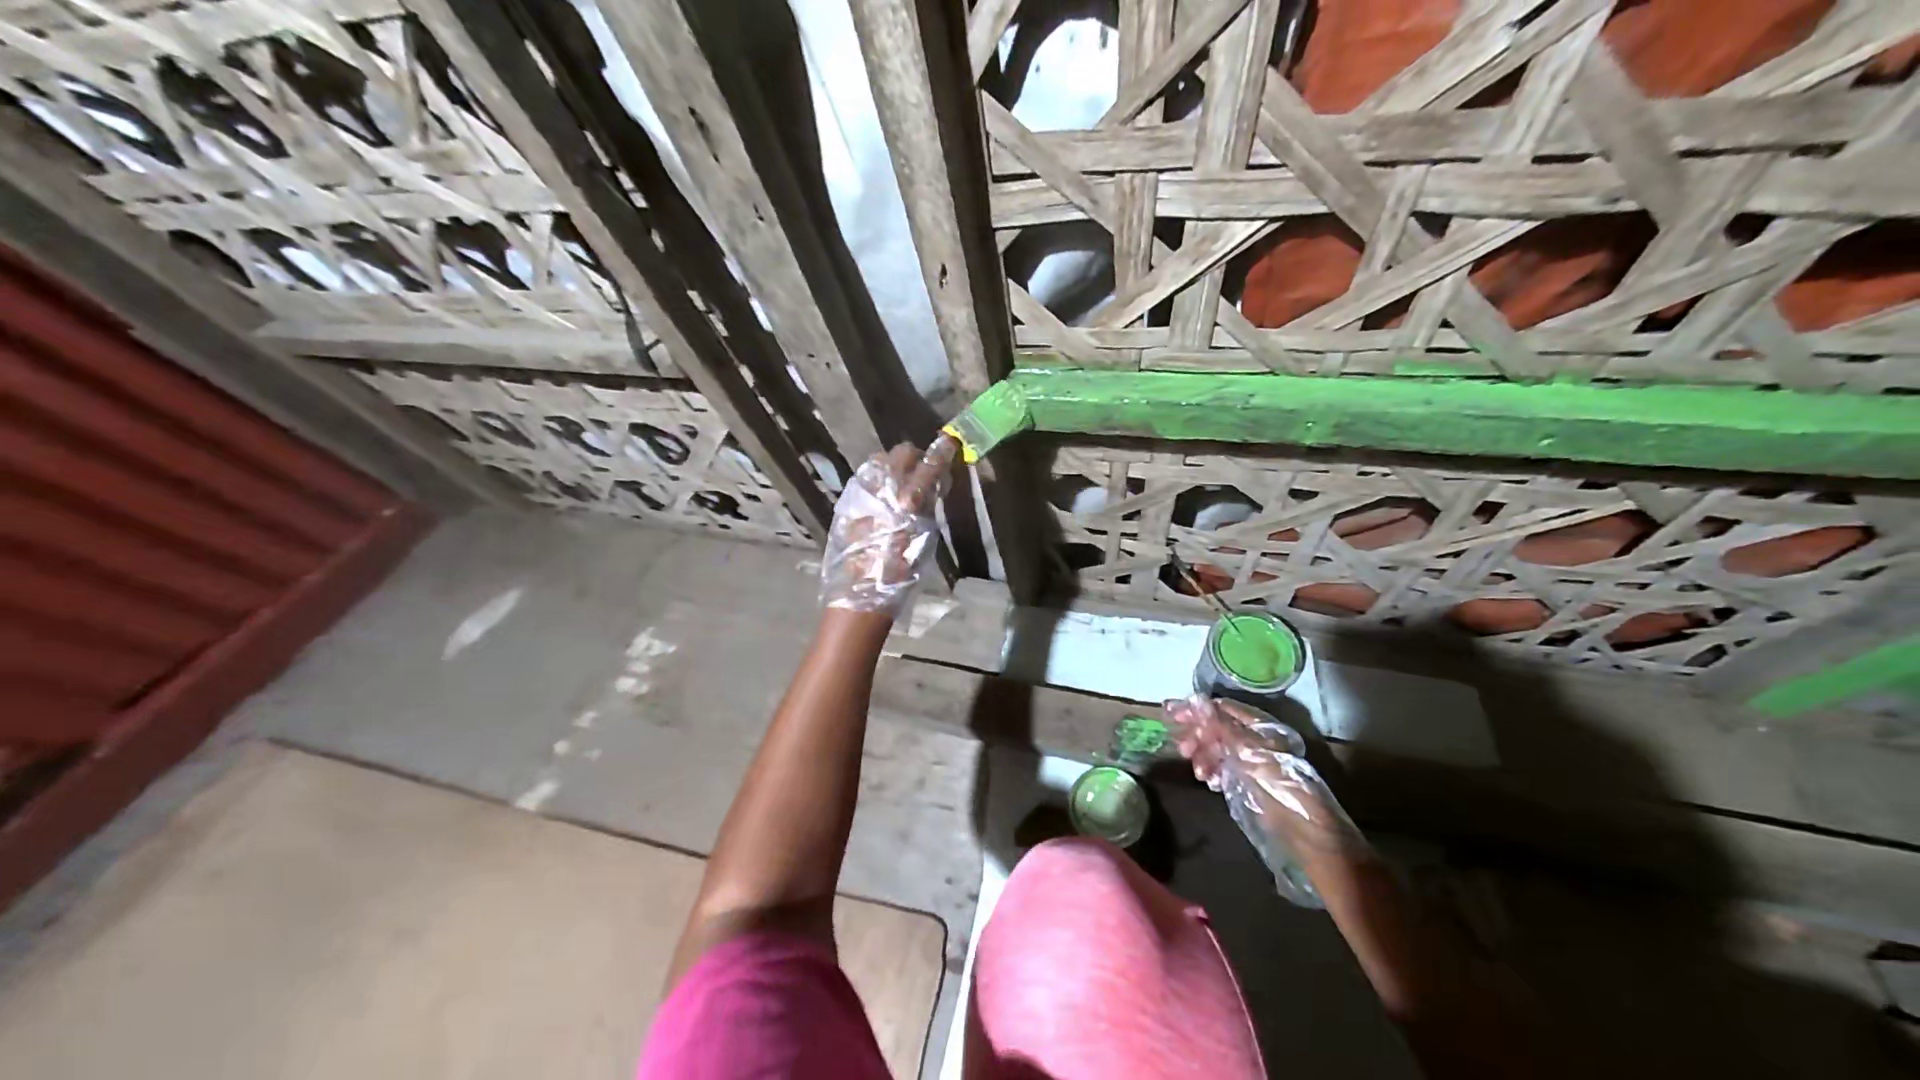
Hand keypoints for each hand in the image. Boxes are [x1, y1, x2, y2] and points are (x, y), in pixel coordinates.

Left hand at [818, 435, 956, 612]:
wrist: (859, 593)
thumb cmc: (901, 575)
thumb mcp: (925, 539)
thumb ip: (928, 506)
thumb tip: (934, 484)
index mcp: (908, 500)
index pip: (930, 463)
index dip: (943, 451)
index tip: (950, 443)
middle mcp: (884, 488)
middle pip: (902, 452)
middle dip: (916, 457)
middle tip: (923, 472)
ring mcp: (861, 490)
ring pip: (880, 460)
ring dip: (894, 467)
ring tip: (899, 485)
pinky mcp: (846, 499)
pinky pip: (865, 477)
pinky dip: (877, 480)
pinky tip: (881, 497)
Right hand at [1163, 696, 1361, 855]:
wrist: (1302, 827)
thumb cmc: (1280, 781)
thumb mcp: (1250, 750)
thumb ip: (1222, 727)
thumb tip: (1198, 702)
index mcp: (1259, 726)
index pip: (1223, 708)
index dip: (1198, 709)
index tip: (1173, 714)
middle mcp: (1252, 739)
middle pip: (1216, 728)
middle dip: (1197, 736)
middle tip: (1182, 748)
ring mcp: (1248, 760)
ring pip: (1215, 749)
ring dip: (1202, 756)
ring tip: (1199, 772)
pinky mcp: (1244, 780)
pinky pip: (1220, 768)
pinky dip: (1210, 771)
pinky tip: (1207, 780)